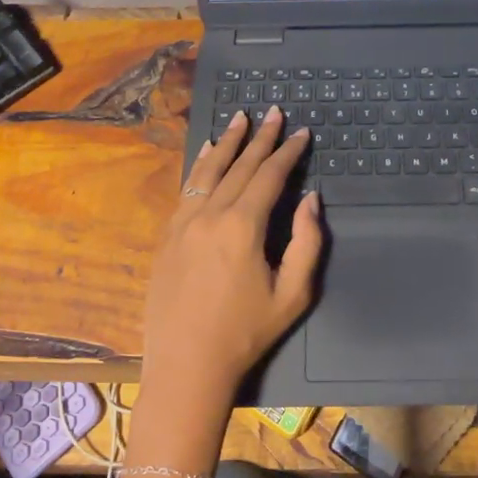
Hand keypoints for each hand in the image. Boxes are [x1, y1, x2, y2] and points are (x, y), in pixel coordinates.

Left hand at [141, 106, 322, 394]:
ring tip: (241, 118)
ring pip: (209, 170)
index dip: (288, 152)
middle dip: (260, 138)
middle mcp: (210, 214)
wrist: (186, 367)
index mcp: (243, 227)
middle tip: (274, 111)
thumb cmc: (245, 333)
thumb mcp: (293, 294)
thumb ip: (307, 242)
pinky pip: (187, 188)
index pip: (269, 176)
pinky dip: (201, 165)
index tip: (301, 131)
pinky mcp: (167, 235)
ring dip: (228, 142)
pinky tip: (208, 152)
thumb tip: (310, 198)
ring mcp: (184, 223)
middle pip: (240, 166)